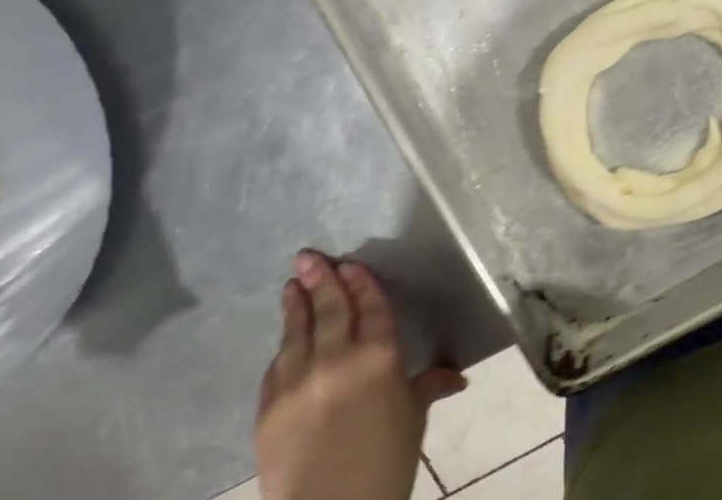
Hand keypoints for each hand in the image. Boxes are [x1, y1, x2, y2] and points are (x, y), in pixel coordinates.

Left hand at [255, 251, 466, 499]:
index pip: (370, 308)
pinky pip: (276, 368)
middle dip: (319, 280)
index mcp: (379, 357)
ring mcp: (297, 381)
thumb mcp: (413, 421)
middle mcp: (336, 359)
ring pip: (296, 333)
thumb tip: (454, 378)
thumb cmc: (387, 464)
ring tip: (290, 286)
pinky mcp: (268, 408)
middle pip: (329, 310)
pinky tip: (284, 341)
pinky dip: (282, 349)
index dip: (360, 284)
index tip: (349, 264)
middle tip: (307, 257)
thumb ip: (426, 387)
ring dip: (294, 306)